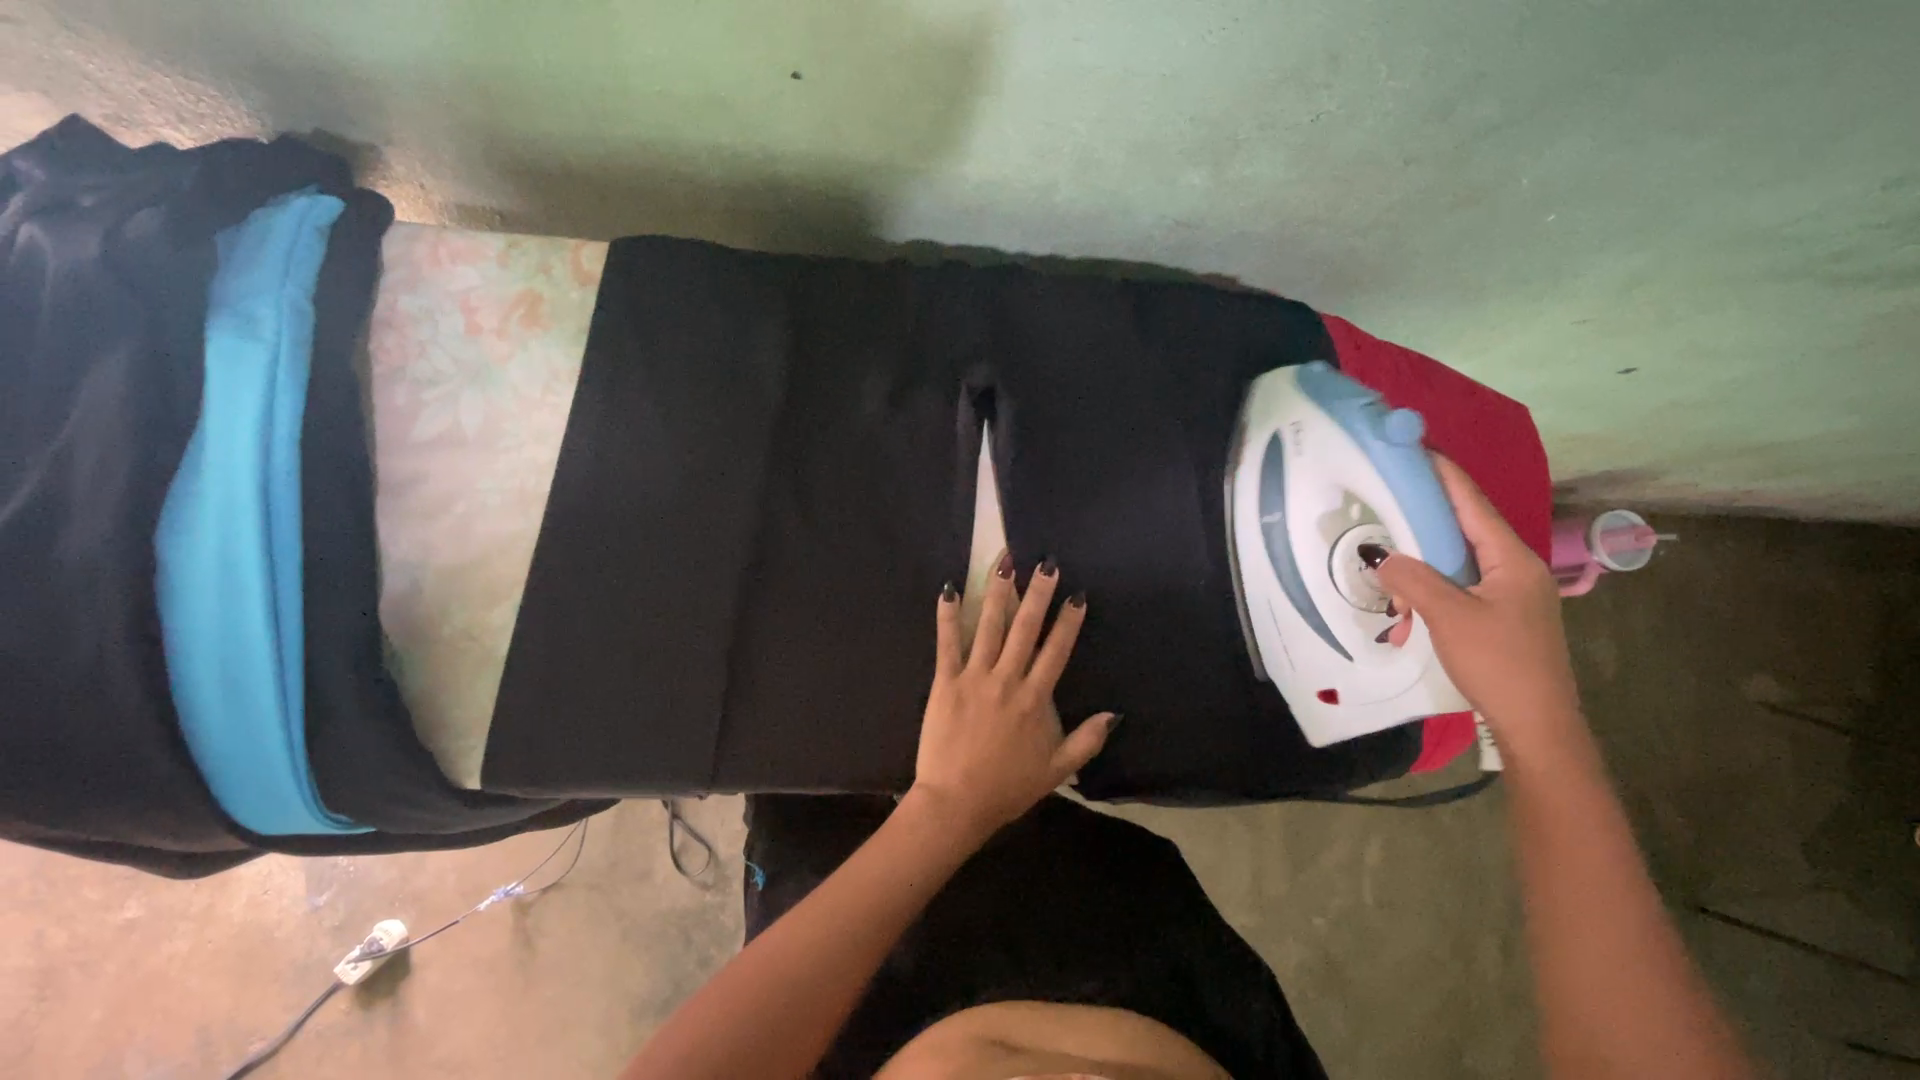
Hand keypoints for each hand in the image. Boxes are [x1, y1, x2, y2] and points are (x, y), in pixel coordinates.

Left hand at [909, 555, 1118, 840]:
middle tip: (1046, 563)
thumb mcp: (1056, 770)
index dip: (1068, 622)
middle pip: (1025, 629)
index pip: (1056, 651)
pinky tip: (949, 589)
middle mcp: (1007, 680)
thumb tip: (1114, 714)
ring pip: (989, 627)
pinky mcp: (945, 683)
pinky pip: (947, 643)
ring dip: (998, 593)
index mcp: (1035, 699)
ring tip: (1005, 563)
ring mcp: (974, 678)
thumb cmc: (1007, 788)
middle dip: (1038, 593)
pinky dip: (948, 616)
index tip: (1077, 594)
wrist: (956, 803)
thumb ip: (1086, 741)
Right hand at [1370, 456, 1582, 747]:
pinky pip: (1458, 590)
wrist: (1537, 725)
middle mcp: (1516, 570)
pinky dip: (1429, 596)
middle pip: (1462, 532)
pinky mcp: (1502, 619)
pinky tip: (1408, 616)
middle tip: (1385, 511)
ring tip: (1392, 590)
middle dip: (1420, 528)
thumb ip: (1412, 579)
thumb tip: (1381, 556)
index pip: (1471, 504)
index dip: (1443, 475)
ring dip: (1420, 573)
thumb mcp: (1448, 616)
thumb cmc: (1499, 663)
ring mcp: (1511, 596)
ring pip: (1456, 566)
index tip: (1415, 449)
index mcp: (1512, 559)